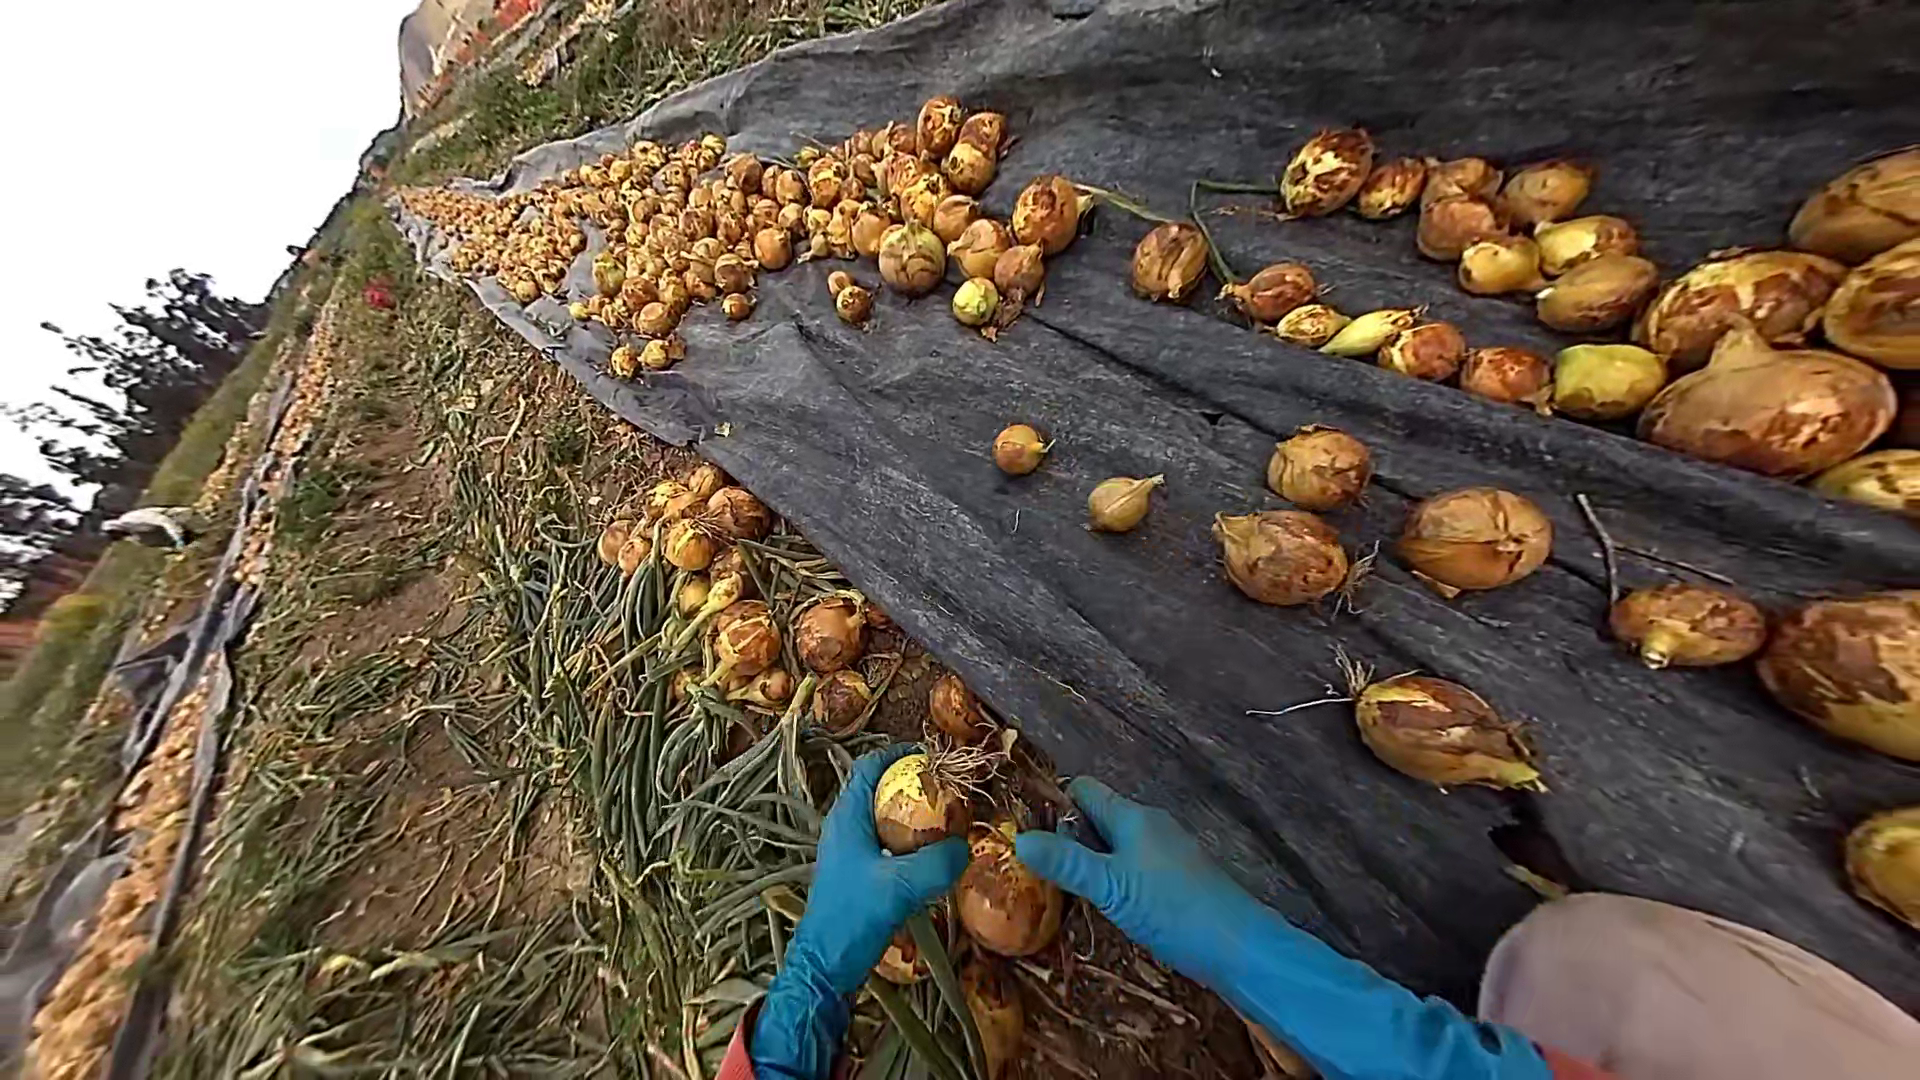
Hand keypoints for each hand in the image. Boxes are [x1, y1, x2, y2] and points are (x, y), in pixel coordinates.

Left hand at [753, 744, 966, 1079]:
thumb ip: (936, 864)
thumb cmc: (852, 918)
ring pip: (881, 814)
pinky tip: (927, 853)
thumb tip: (965, 847)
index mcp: (847, 815)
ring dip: (909, 812)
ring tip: (941, 817)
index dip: (898, 753)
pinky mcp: (854, 869)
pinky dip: (905, 837)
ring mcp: (847, 848)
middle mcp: (844, 824)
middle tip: (943, 787)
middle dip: (910, 782)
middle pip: (878, 787)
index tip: (929, 756)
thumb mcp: (900, 887)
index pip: (870, 765)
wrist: (823, 968)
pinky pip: (883, 839)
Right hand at [1015, 776, 1265, 983]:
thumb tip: (1019, 840)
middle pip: (1098, 815)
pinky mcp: (1181, 873)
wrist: (1244, 949)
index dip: (1057, 805)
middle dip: (1073, 838)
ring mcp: (1168, 847)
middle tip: (1051, 873)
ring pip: (1117, 841)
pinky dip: (1119, 875)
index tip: (1036, 837)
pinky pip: (1136, 861)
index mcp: (1130, 814)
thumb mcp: (1110, 887)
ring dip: (1095, 860)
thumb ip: (1066, 863)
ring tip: (1077, 893)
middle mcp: (1148, 821)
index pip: (1082, 788)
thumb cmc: (1172, 909)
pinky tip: (1115, 906)